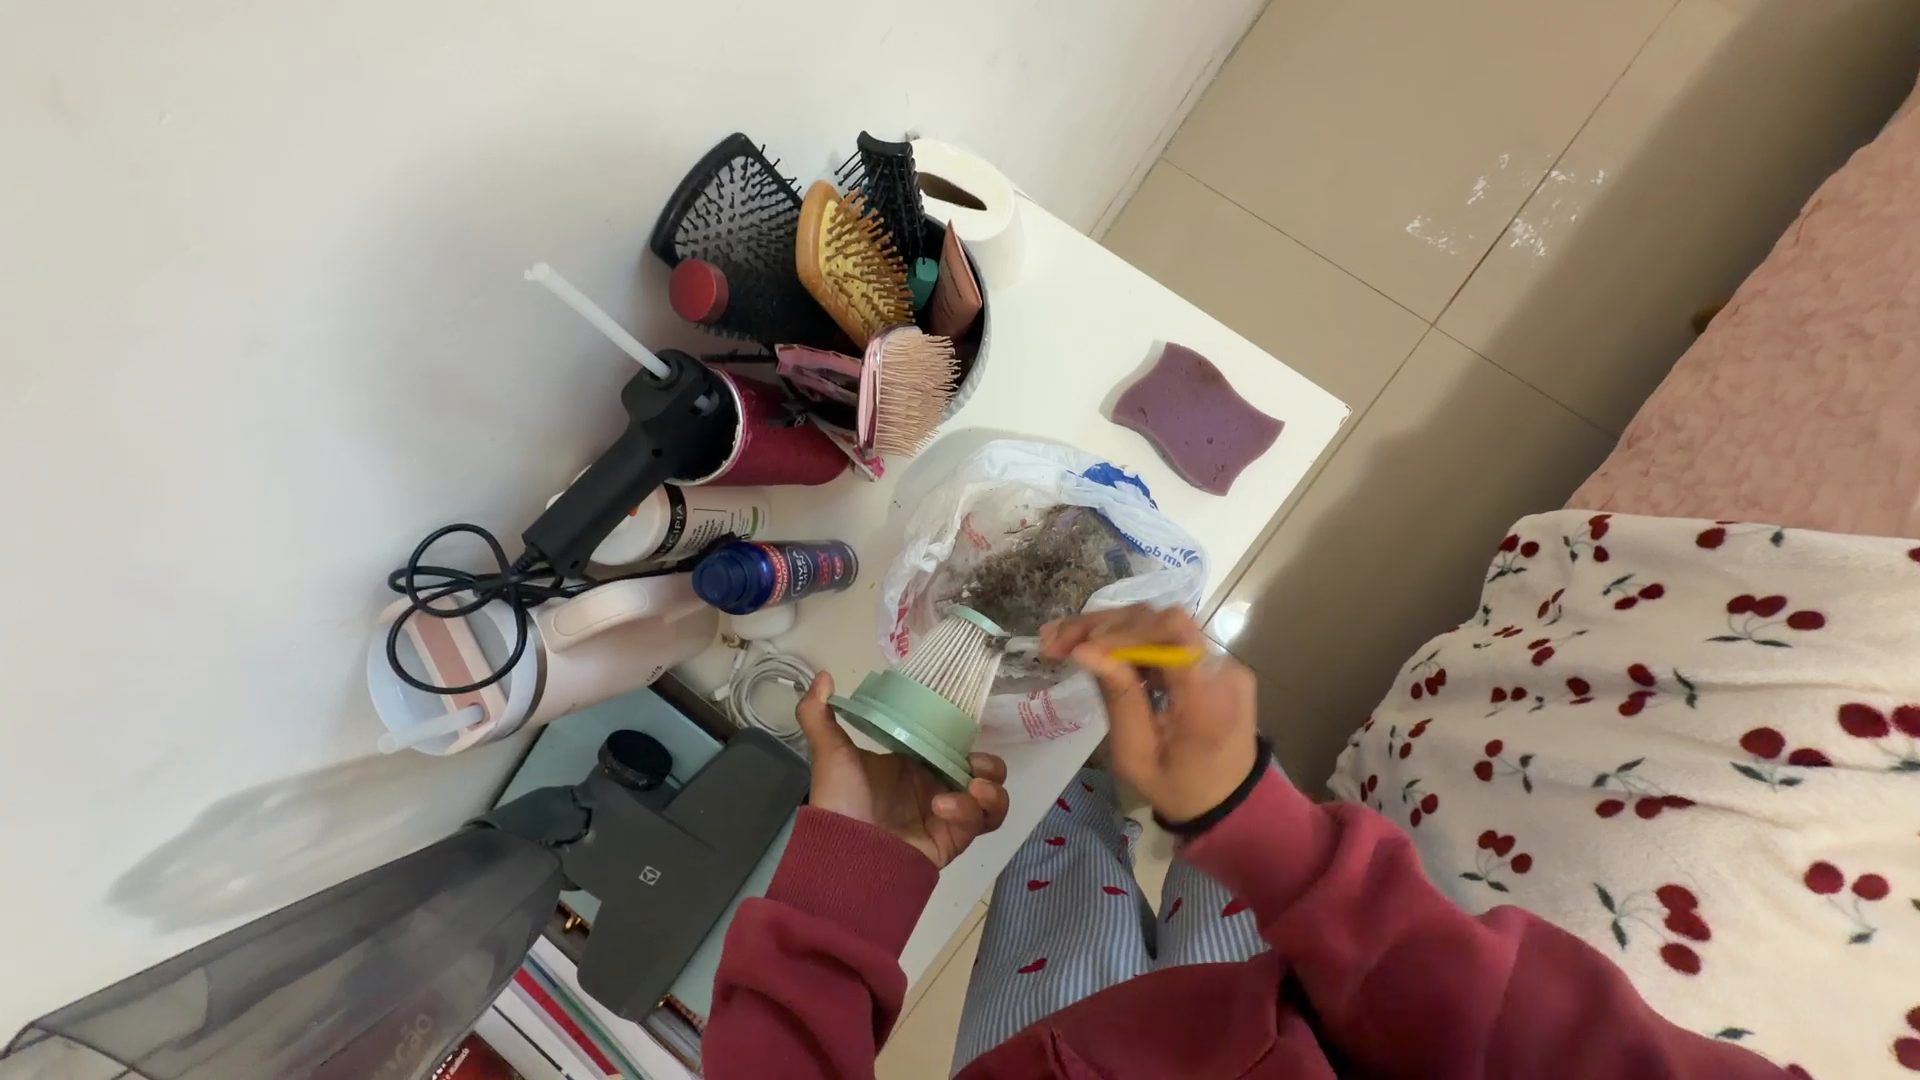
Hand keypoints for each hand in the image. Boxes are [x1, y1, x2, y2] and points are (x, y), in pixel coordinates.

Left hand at [795, 672, 1010, 868]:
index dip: (966, 737)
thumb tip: (823, 674)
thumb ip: (819, 713)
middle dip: (989, 767)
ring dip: (991, 791)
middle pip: (984, 773)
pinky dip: (970, 812)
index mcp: (914, 764)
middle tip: (973, 767)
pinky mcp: (953, 840)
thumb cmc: (839, 798)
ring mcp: (947, 816)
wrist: (842, 853)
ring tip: (973, 787)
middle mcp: (936, 787)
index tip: (964, 730)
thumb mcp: (829, 751)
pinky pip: (979, 824)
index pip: (955, 746)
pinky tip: (944, 806)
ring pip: (991, 801)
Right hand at [1043, 605, 1258, 823]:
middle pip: (1157, 620)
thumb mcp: (1137, 756)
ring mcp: (1219, 659)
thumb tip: (1083, 650)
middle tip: (1054, 643)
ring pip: (1156, 623)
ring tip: (1061, 641)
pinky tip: (1088, 644)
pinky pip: (1163, 637)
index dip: (1123, 630)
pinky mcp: (1209, 659)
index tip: (1081, 648)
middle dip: (1101, 627)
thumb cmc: (1179, 787)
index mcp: (1208, 697)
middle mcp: (1220, 667)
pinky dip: (1124, 638)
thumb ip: (1118, 699)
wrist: (1228, 800)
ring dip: (1107, 629)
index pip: (1173, 632)